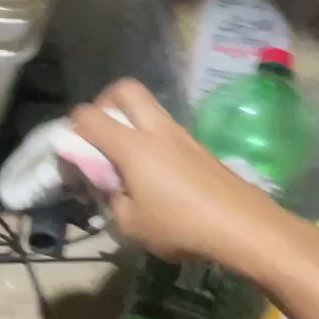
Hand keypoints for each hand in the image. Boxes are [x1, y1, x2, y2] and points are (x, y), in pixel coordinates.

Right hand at [70, 78, 299, 271]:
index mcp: (132, 147)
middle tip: (100, 133)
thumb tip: (109, 186)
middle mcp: (155, 130)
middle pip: (124, 89)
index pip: (88, 116)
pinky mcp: (198, 147)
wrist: (246, 228)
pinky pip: (164, 128)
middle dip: (104, 103)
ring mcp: (181, 135)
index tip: (74, 153)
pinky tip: (153, 173)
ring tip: (125, 158)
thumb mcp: (130, 225)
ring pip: (148, 107)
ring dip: (129, 121)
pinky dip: (150, 138)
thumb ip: (110, 199)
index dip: (72, 128)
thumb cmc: (181, 227)